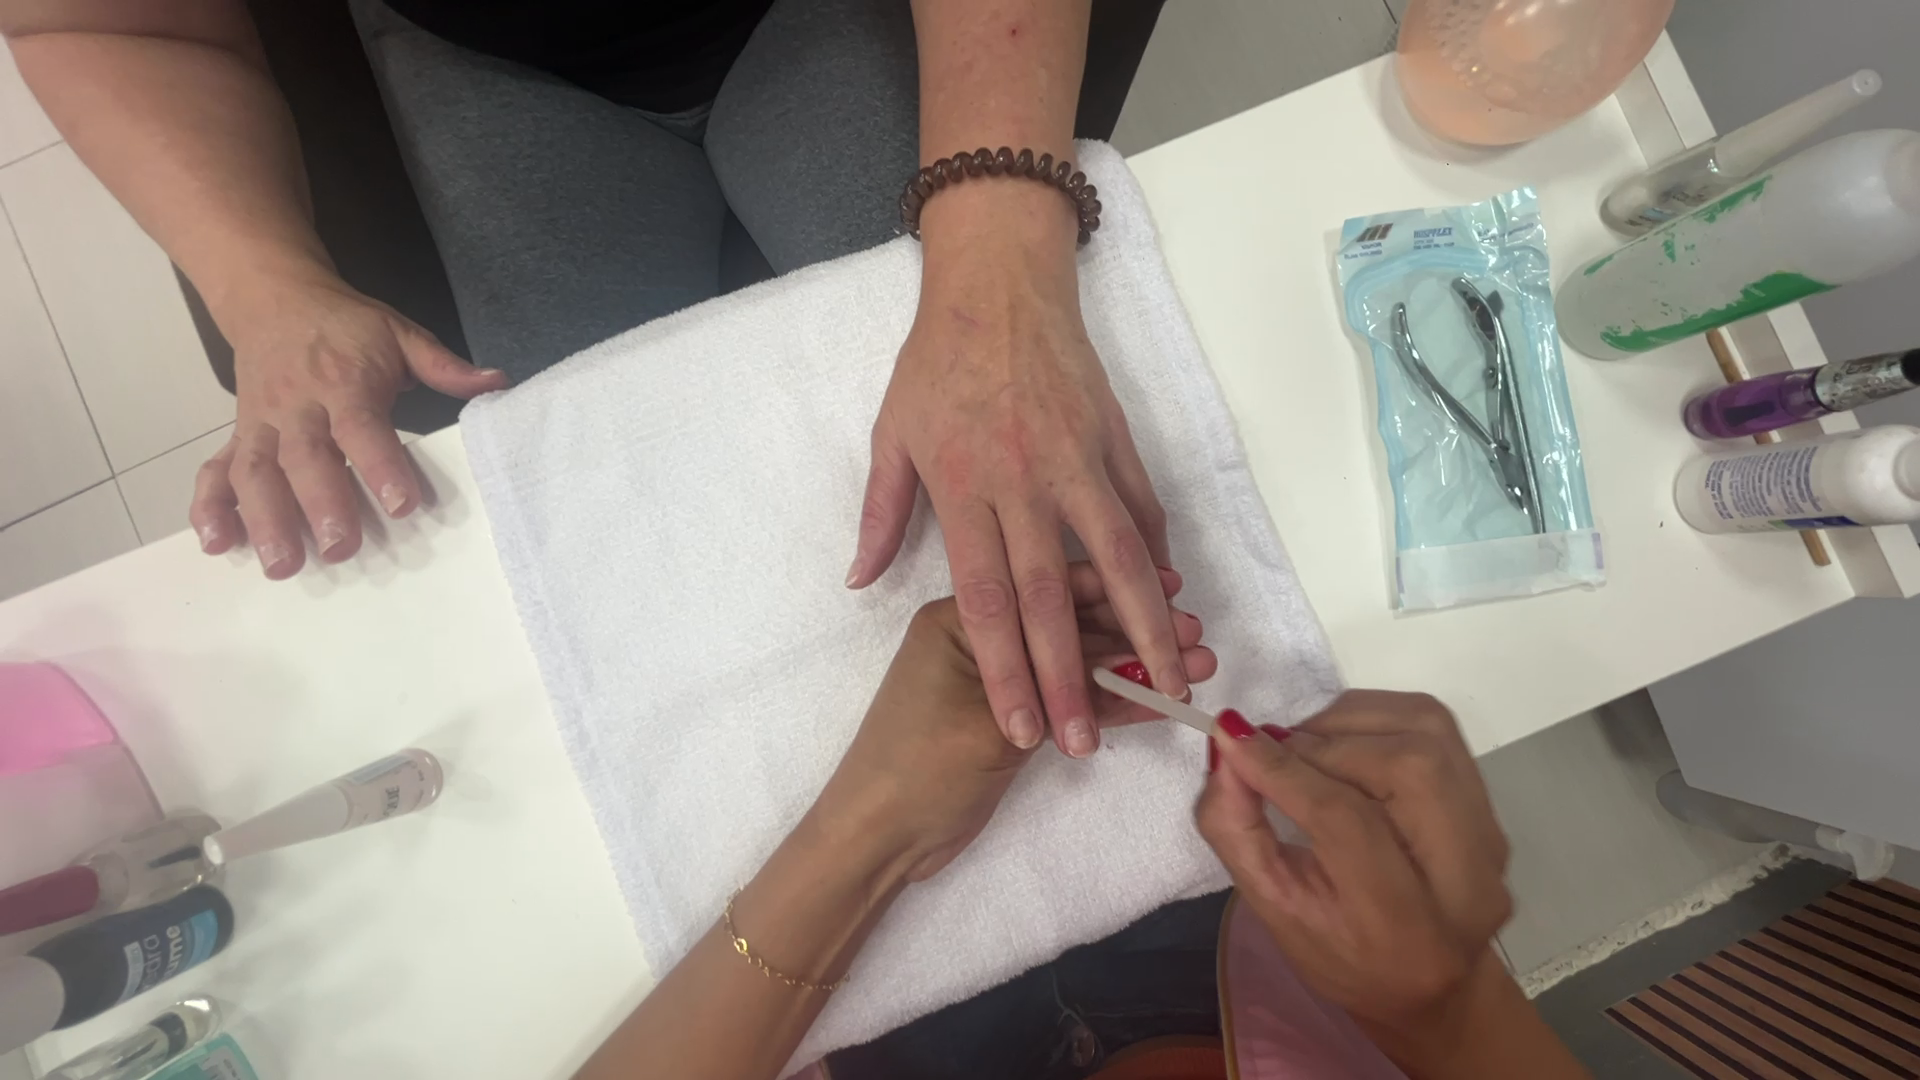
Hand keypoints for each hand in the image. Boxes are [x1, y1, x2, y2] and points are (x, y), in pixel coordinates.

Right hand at [191, 271, 507, 577]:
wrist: (272, 296)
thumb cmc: (348, 326)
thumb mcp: (403, 335)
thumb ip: (447, 366)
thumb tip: (497, 383)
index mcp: (342, 383)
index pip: (361, 429)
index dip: (381, 467)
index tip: (403, 505)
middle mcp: (295, 406)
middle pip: (303, 460)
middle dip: (320, 507)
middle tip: (342, 550)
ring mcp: (260, 421)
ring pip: (255, 472)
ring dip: (264, 521)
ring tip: (283, 566)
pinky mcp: (239, 431)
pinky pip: (216, 468)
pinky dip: (210, 506)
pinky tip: (216, 544)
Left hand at [817, 563, 1213, 882]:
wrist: (878, 838)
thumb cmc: (919, 764)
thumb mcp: (994, 721)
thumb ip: (1064, 690)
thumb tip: (1138, 662)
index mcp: (961, 617)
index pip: (1044, 588)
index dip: (1110, 589)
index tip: (1167, 588)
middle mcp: (984, 638)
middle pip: (1070, 625)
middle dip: (1134, 629)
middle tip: (1196, 632)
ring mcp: (1002, 682)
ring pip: (1077, 667)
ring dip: (1133, 669)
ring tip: (1198, 667)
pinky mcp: (1015, 720)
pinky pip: (1069, 704)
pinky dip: (1113, 705)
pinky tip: (1161, 702)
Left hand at [849, 182, 1182, 761]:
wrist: (997, 283)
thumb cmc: (936, 364)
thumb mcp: (890, 433)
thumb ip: (879, 513)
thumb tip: (860, 582)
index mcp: (964, 490)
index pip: (987, 600)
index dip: (1006, 670)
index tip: (1023, 728)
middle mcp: (1023, 485)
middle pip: (1049, 596)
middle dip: (1070, 675)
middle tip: (1085, 741)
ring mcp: (1077, 461)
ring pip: (1118, 557)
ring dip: (1144, 625)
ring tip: (1167, 681)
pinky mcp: (1114, 439)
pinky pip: (1140, 505)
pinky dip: (1156, 554)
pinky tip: (1169, 598)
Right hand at [1194, 692, 1511, 1057]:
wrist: (1430, 982)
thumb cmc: (1336, 949)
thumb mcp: (1267, 903)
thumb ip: (1234, 827)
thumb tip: (1226, 746)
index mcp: (1403, 924)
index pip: (1346, 820)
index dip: (1280, 769)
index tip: (1228, 737)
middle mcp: (1466, 877)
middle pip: (1407, 766)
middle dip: (1323, 743)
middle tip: (1274, 751)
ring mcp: (1488, 834)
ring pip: (1426, 732)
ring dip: (1348, 722)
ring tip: (1307, 746)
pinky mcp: (1489, 803)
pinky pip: (1434, 725)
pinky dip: (1374, 717)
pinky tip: (1342, 743)